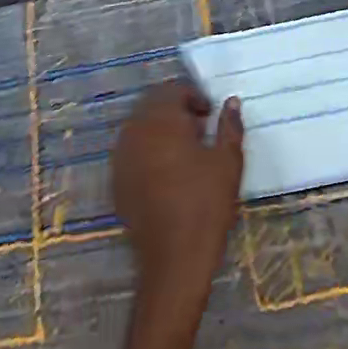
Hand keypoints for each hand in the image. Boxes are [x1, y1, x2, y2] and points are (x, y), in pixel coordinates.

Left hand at [96, 80, 242, 348]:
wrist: (173, 259)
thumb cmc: (206, 205)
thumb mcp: (227, 162)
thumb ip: (229, 126)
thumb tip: (231, 102)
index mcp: (160, 119)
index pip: (173, 89)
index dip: (194, 96)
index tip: (210, 114)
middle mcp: (134, 129)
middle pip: (153, 104)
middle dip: (176, 109)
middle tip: (201, 129)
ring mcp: (121, 154)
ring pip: (140, 126)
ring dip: (161, 128)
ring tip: (187, 151)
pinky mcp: (116, 178)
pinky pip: (132, 149)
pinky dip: (148, 149)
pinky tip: (168, 172)